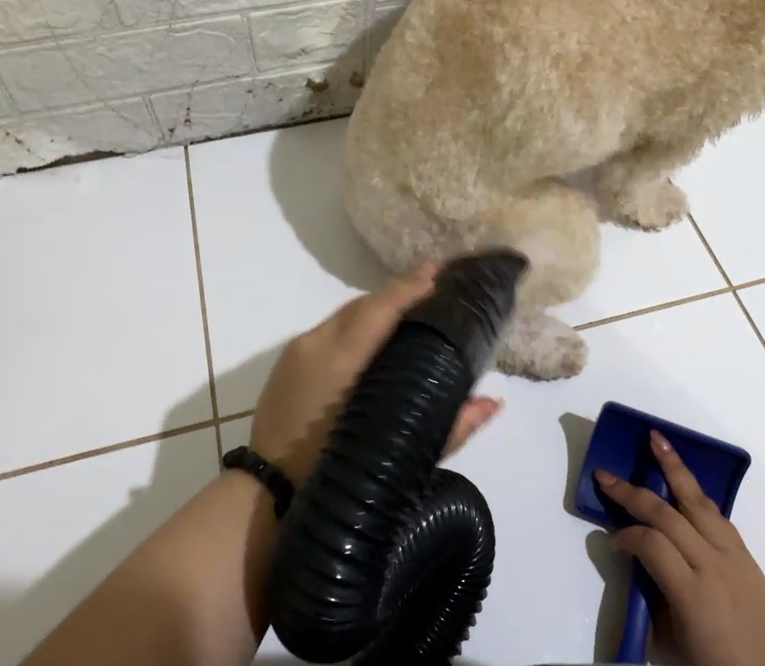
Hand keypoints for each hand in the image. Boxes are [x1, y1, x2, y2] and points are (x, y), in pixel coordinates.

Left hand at [250, 263, 501, 486]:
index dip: (412, 286)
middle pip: (364, 305)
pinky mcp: (289, 360)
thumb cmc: (341, 474)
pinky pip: (329, 332)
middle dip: (398, 294)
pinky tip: (374, 337)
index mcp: (343, 361)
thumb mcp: (402, 455)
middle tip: (433, 288)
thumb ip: (452, 426)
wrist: (271, 493)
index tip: (441, 270)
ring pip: (345, 316)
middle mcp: (317, 344)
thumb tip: (493, 402)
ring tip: (410, 309)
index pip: (382, 308)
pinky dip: (356, 327)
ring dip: (376, 310)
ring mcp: (298, 350)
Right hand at [596, 431, 764, 665]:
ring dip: (673, 466)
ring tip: (656, 438)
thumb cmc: (716, 664)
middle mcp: (711, 563)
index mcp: (690, 591)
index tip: (613, 542)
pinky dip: (694, 492)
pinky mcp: (744, 552)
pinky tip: (681, 480)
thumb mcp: (672, 643)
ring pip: (696, 500)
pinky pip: (715, 513)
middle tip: (606, 475)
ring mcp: (731, 553)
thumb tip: (637, 564)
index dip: (626, 537)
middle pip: (667, 514)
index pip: (650, 544)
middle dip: (632, 492)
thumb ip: (652, 598)